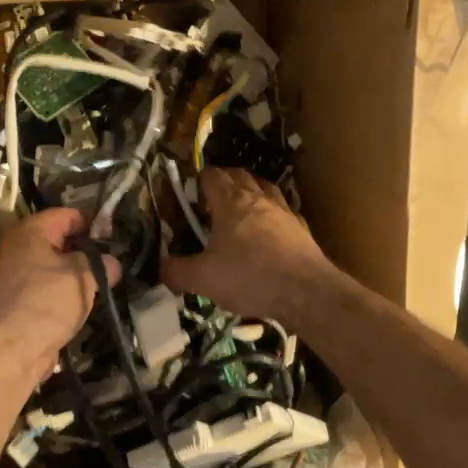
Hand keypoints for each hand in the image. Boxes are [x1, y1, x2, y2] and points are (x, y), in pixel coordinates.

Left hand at [0, 209, 120, 375]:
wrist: (9, 350)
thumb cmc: (46, 301)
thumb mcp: (82, 276)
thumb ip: (100, 264)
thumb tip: (112, 263)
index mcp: (30, 231)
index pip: (66, 215)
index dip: (93, 223)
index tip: (115, 237)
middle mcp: (18, 248)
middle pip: (59, 240)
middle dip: (87, 252)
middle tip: (114, 264)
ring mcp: (16, 277)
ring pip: (55, 268)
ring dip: (78, 276)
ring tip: (104, 285)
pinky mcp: (20, 302)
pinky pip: (49, 290)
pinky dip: (65, 295)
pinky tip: (85, 306)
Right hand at [161, 168, 337, 321]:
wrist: (307, 292)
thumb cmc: (250, 277)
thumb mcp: (203, 279)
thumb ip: (176, 271)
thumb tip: (160, 268)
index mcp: (231, 202)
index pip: (212, 175)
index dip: (199, 181)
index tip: (190, 197)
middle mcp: (258, 198)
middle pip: (239, 175)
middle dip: (224, 182)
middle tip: (210, 202)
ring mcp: (284, 211)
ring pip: (264, 188)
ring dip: (250, 192)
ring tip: (240, 211)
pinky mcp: (301, 229)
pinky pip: (283, 210)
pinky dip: (271, 214)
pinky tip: (268, 231)